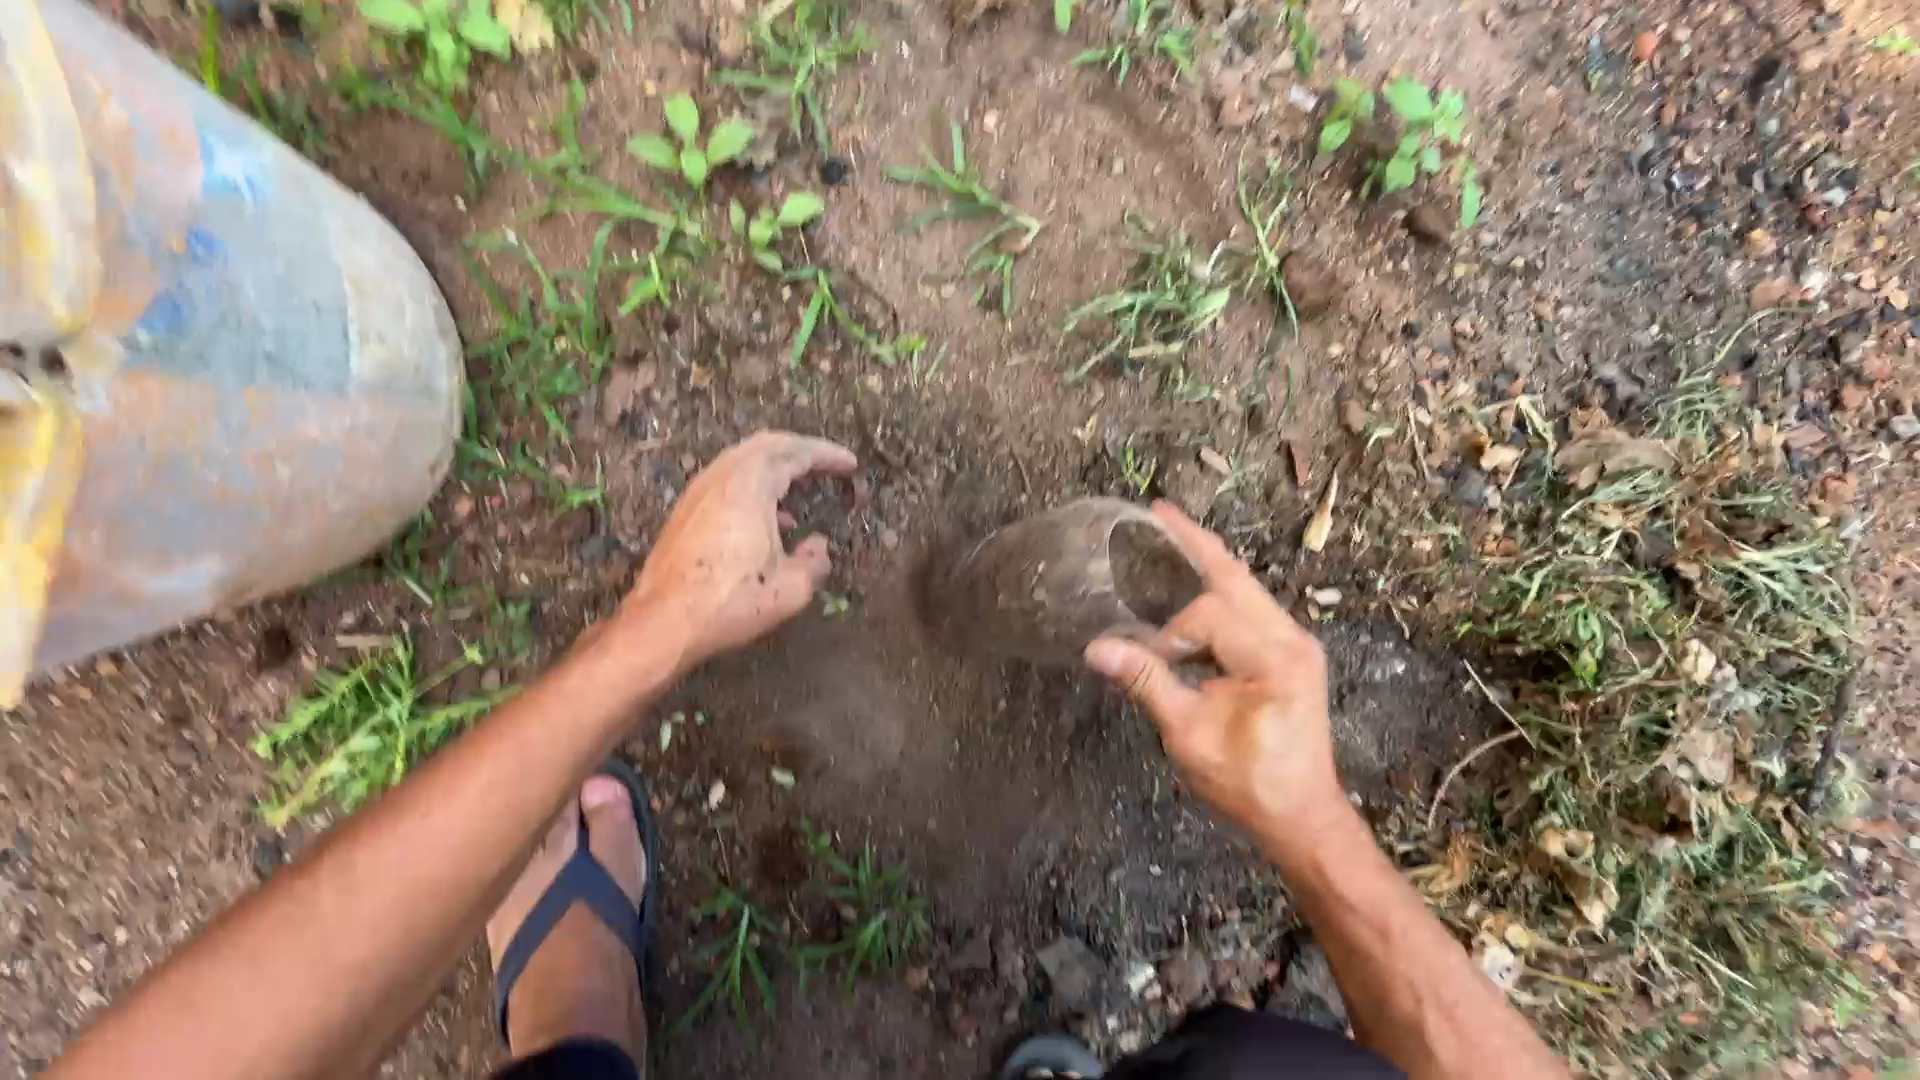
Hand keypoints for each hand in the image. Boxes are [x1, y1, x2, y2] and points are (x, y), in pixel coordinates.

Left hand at [628, 431, 857, 665]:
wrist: (665, 622)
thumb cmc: (731, 601)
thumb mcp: (792, 587)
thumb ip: (815, 560)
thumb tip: (818, 545)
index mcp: (750, 485)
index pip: (796, 453)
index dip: (827, 455)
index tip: (850, 464)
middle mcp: (722, 477)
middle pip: (768, 445)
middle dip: (803, 451)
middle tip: (829, 466)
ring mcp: (699, 491)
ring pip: (744, 459)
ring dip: (777, 466)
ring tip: (803, 487)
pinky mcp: (687, 510)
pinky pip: (728, 479)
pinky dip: (756, 482)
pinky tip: (770, 516)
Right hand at [1083, 502, 1343, 836]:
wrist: (1302, 816)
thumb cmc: (1248, 784)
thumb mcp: (1190, 736)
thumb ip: (1147, 683)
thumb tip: (1095, 649)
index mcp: (1274, 658)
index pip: (1211, 614)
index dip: (1171, 630)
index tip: (1148, 657)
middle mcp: (1291, 638)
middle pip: (1236, 575)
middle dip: (1193, 542)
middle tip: (1157, 511)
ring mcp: (1295, 641)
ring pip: (1246, 584)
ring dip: (1206, 558)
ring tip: (1169, 531)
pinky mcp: (1289, 651)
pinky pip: (1250, 603)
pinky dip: (1218, 584)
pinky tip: (1193, 575)